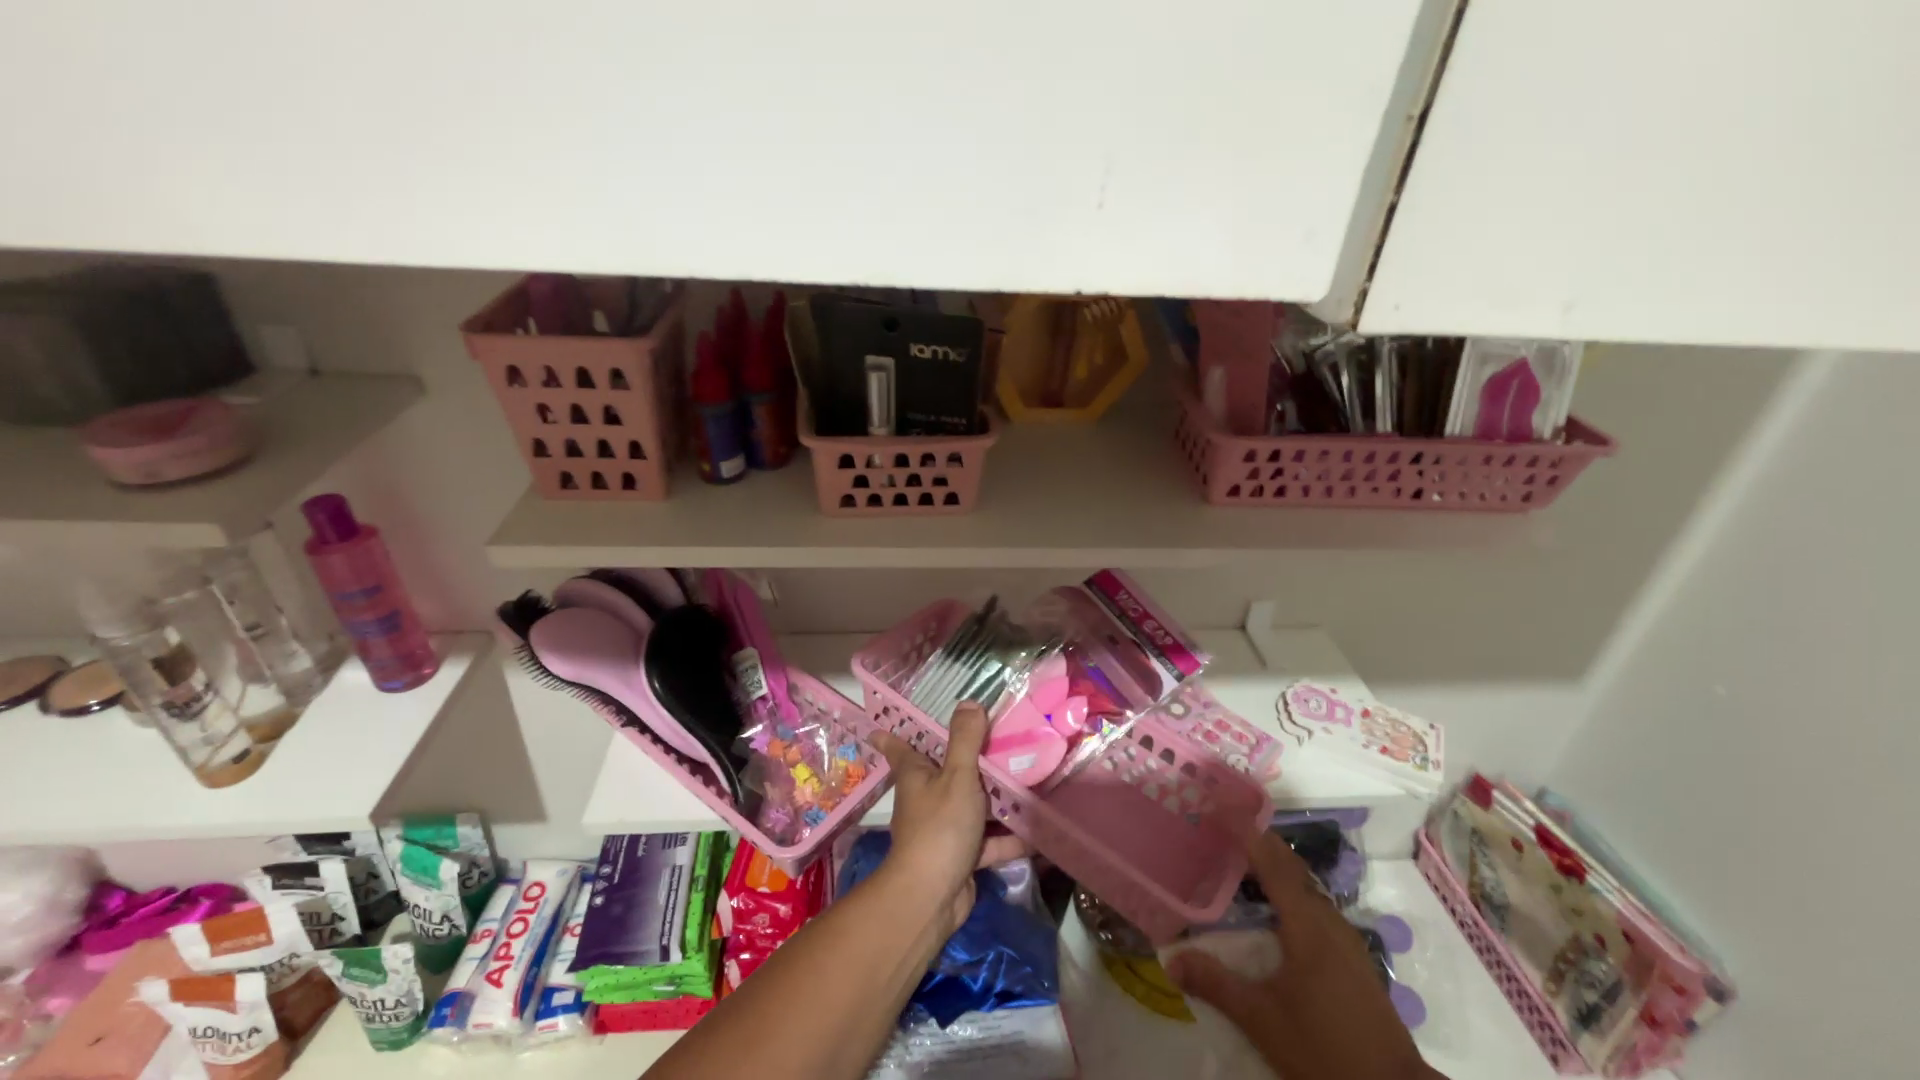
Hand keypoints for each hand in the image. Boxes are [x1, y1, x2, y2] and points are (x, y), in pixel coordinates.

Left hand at [870, 702, 1026, 934]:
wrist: (932, 895)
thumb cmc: (940, 827)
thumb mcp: (957, 776)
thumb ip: (965, 740)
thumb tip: (968, 702)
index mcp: (916, 774)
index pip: (899, 747)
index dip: (892, 734)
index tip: (883, 723)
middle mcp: (927, 798)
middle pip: (947, 772)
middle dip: (970, 760)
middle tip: (1000, 738)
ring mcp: (945, 828)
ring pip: (973, 806)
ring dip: (997, 799)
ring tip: (1031, 777)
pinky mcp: (963, 855)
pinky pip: (989, 840)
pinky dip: (1011, 837)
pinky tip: (1039, 829)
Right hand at [1166, 831, 1440, 1079]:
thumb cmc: (1324, 1048)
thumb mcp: (1262, 1019)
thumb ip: (1216, 984)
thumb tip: (1171, 958)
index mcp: (1308, 926)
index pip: (1271, 864)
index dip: (1245, 830)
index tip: (1219, 803)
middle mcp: (1329, 923)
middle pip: (1291, 868)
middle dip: (1257, 840)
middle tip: (1222, 821)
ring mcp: (1345, 941)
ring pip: (1305, 888)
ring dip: (1273, 866)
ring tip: (1241, 856)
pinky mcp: (1351, 960)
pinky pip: (1313, 907)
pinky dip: (1287, 891)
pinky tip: (1273, 909)